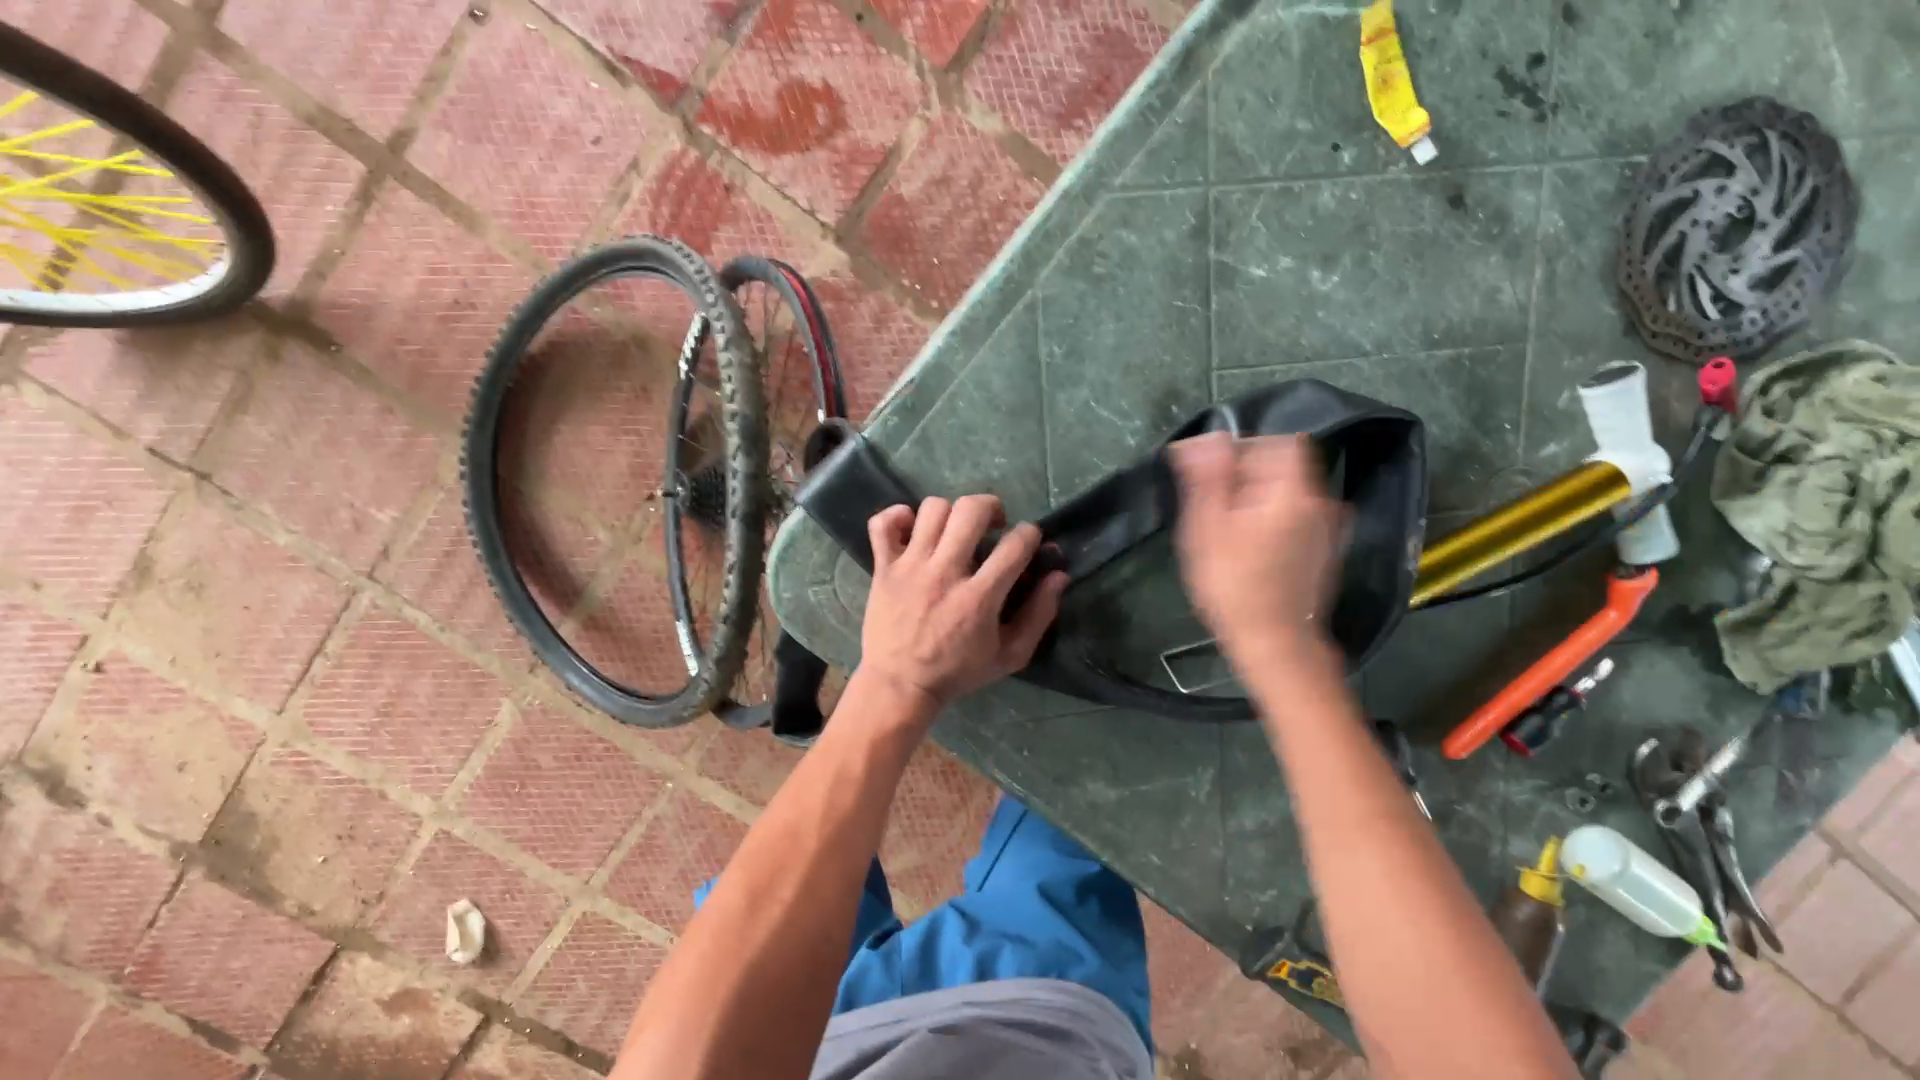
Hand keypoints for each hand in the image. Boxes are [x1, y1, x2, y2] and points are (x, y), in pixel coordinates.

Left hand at [859, 494, 1067, 711]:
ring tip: (955, 531)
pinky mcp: (883, 568)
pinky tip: (913, 529)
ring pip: (932, 509)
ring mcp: (909, 567)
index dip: (1030, 534)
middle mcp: (944, 574)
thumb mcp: (1010, 655)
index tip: (1027, 543)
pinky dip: (898, 516)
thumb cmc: (958, 672)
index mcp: (979, 597)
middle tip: (993, 526)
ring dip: (951, 513)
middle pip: (970, 510)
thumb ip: (1039, 615)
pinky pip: (883, 523)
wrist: (899, 686)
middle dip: (991, 508)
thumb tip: (1059, 576)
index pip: (1015, 544)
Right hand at [1170, 433, 1346, 662]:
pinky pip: (1297, 519)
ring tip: (1229, 530)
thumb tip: (1207, 437)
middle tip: (1214, 507)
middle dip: (1247, 478)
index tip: (1213, 477)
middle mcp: (1321, 502)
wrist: (1275, 645)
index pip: (1275, 442)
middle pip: (1284, 467)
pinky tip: (1252, 550)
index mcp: (1293, 490)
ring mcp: (1329, 529)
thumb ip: (1208, 476)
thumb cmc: (1233, 585)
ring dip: (1259, 501)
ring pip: (1289, 494)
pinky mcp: (1326, 552)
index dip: (1242, 450)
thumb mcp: (1206, 527)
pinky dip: (1274, 522)